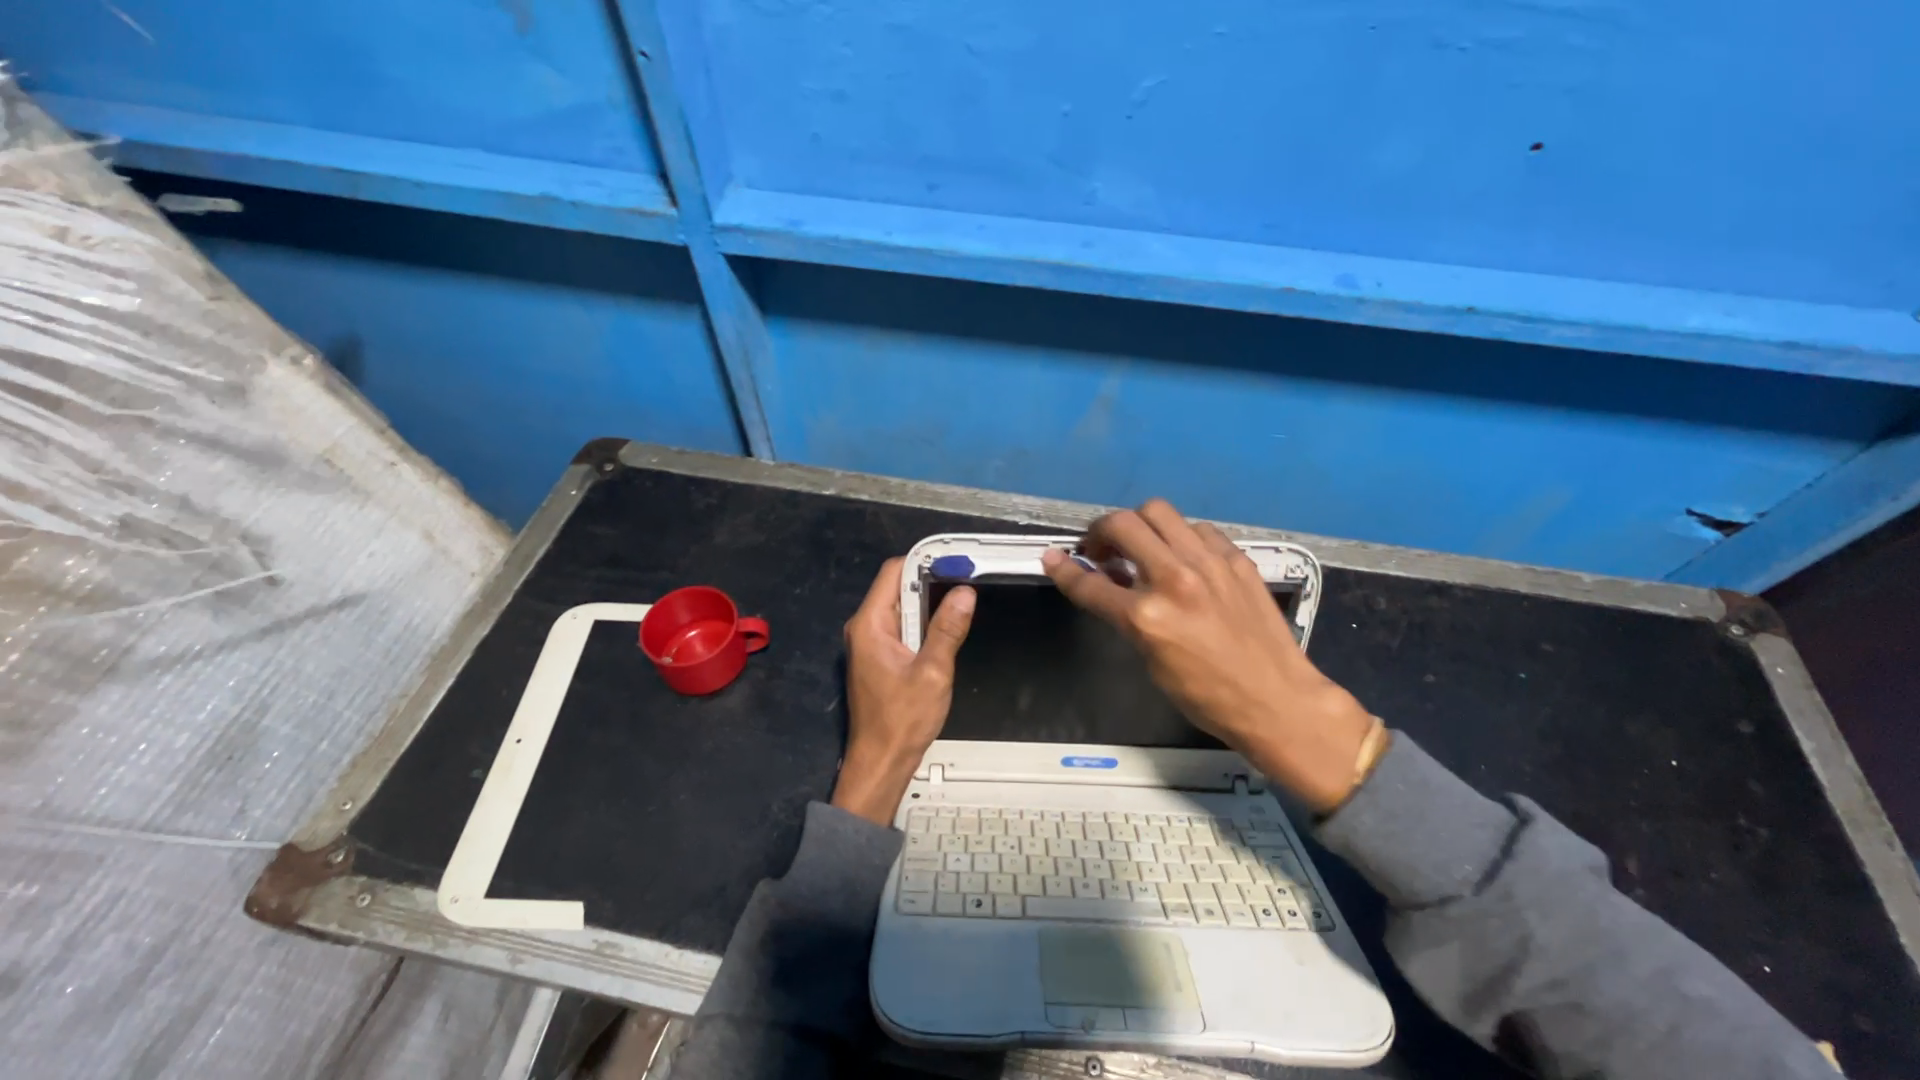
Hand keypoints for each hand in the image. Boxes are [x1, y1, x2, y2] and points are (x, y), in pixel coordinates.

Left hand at [832, 557, 976, 825]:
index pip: (894, 573)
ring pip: (900, 607)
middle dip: (930, 581)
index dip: (925, 562)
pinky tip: (945, 628)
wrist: (881, 762)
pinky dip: (922, 623)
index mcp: (869, 625)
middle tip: (966, 579)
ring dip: (928, 603)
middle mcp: (863, 628)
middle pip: (896, 587)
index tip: (956, 562)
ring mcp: (869, 643)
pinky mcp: (878, 658)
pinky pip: (900, 627)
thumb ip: (947, 630)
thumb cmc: (903, 720)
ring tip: (961, 600)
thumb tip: (964, 593)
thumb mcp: (933, 672)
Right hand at [1041, 500, 1374, 811]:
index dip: (1064, 570)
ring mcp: (1209, 564)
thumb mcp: (1151, 660)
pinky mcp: (1236, 559)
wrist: (1276, 698)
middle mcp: (1174, 579)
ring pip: (1158, 512)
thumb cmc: (1206, 695)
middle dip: (1100, 532)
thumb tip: (1109, 581)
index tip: (1052, 558)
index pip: (1090, 583)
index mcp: (1146, 617)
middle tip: (1101, 551)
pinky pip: (1196, 529)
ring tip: (1141, 547)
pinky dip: (1179, 538)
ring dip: (1139, 526)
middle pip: (1122, 525)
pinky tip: (1182, 558)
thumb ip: (1126, 615)